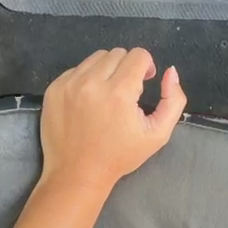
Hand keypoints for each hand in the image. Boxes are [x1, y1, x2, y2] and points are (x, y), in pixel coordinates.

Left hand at [39, 47, 186, 194]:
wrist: (76, 174)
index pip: (138, 55)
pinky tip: (88, 101)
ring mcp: (69, 84)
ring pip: (96, 57)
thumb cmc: (119, 156)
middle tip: (125, 92)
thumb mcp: (158, 134)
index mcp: (119, 92)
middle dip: (126, 68)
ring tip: (106, 95)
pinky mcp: (54, 89)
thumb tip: (170, 71)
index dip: (146, 67)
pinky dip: (86, 79)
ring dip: (106, 70)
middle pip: (118, 53)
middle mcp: (92, 83)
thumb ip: (174, 100)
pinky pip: (76, 69)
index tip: (143, 84)